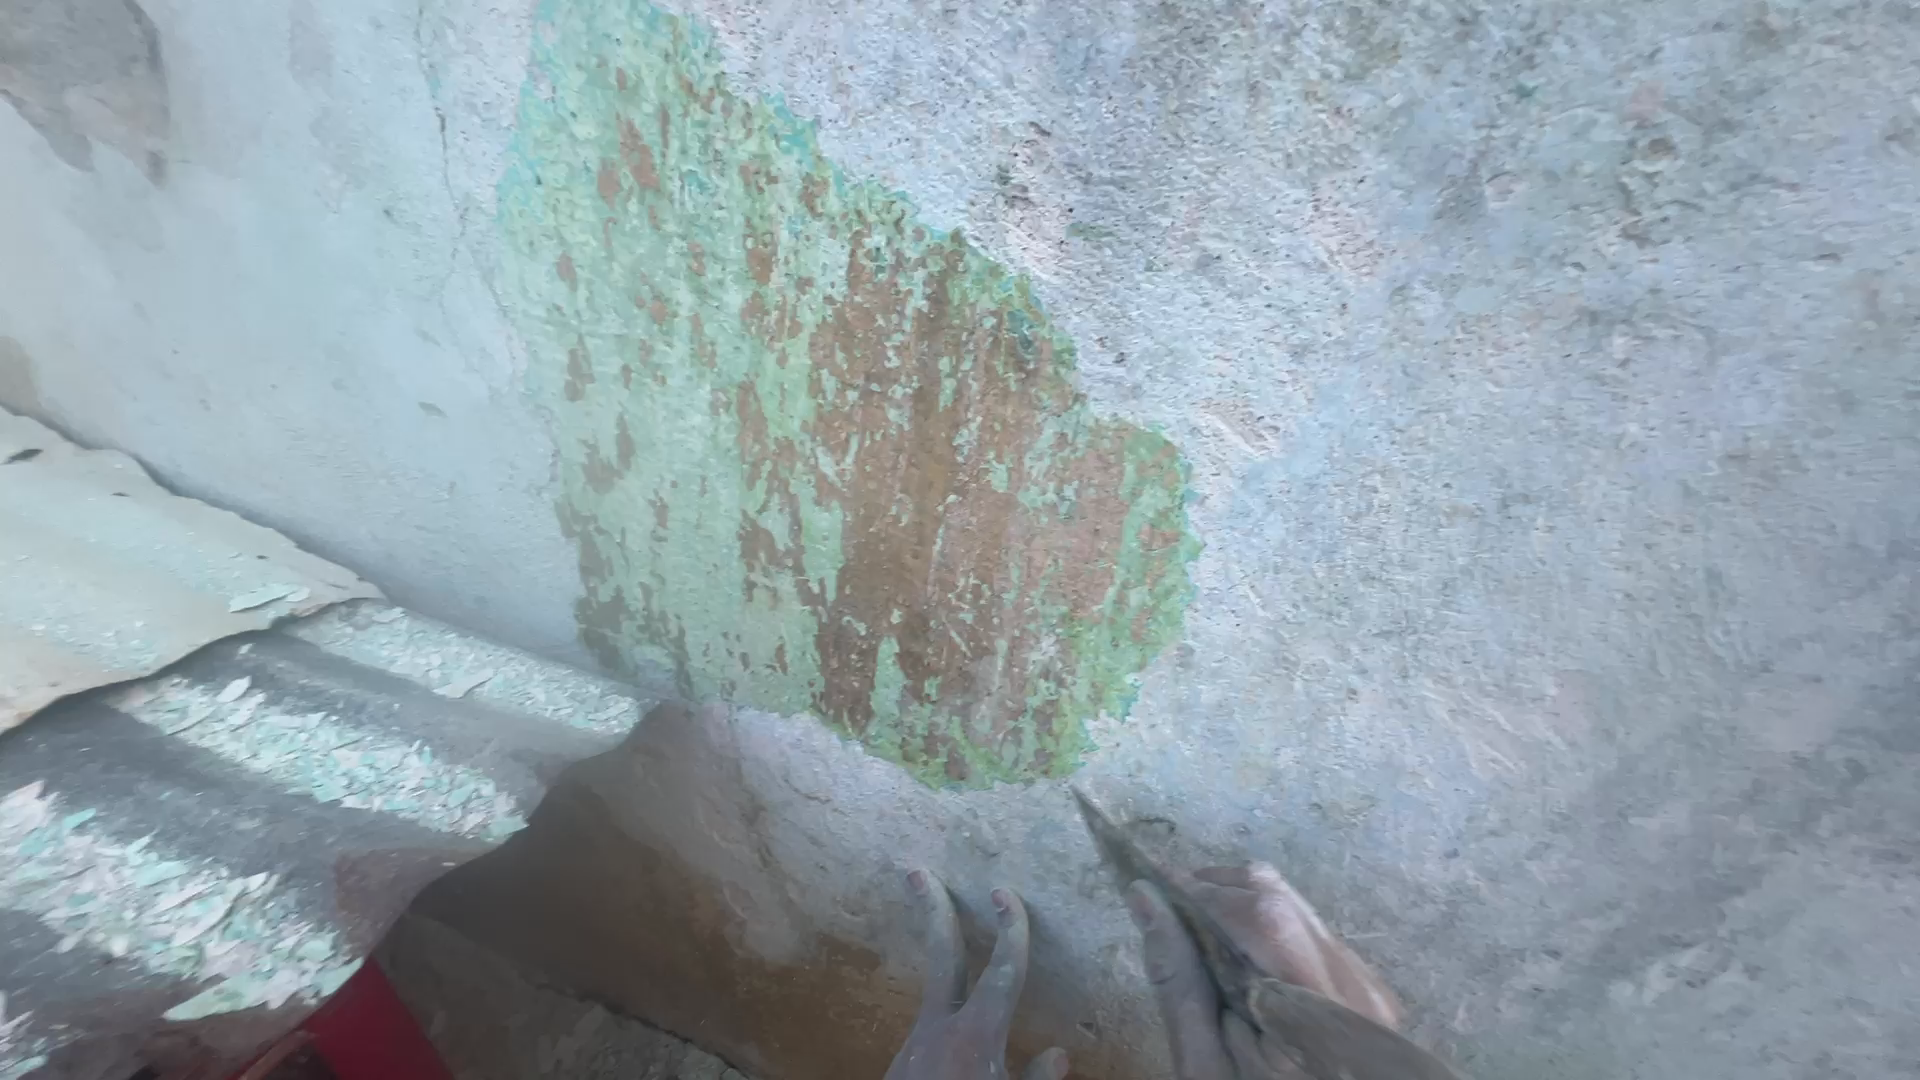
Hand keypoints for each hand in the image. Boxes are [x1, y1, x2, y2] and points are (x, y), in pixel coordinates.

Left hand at [885, 869, 1069, 1079]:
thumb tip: (1058, 1055)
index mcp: (974, 1036)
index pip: (1001, 973)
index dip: (1010, 932)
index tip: (1005, 894)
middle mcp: (939, 1029)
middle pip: (941, 957)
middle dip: (934, 911)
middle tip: (917, 873)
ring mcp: (914, 1044)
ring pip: (934, 991)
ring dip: (941, 960)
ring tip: (942, 931)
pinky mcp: (900, 1066)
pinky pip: (930, 1026)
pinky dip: (944, 1010)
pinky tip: (953, 1019)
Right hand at [1128, 863, 1401, 1078]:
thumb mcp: (1203, 1066)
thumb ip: (1177, 980)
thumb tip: (1144, 896)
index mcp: (1312, 1017)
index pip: (1259, 918)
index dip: (1202, 890)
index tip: (1151, 877)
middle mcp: (1353, 990)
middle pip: (1277, 899)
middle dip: (1216, 888)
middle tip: (1171, 903)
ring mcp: (1366, 986)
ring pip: (1294, 903)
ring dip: (1238, 901)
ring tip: (1199, 922)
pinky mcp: (1365, 987)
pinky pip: (1309, 926)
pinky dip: (1266, 923)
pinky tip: (1238, 949)